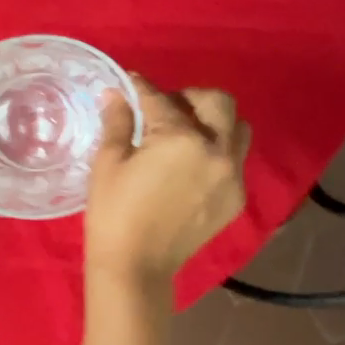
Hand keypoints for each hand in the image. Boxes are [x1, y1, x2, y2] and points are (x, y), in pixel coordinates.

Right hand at [85, 79, 249, 283]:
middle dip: (188, 97)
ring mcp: (233, 174)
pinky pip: (234, 159)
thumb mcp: (107, 164)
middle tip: (163, 106)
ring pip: (237, 129)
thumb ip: (118, 124)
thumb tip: (115, 94)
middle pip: (218, 102)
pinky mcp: (237, 196)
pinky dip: (214, 151)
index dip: (142, 87)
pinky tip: (187, 165)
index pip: (162, 101)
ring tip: (183, 133)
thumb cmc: (112, 212)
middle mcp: (217, 150)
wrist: (136, 263)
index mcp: (181, 140)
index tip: (130, 81)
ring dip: (212, 121)